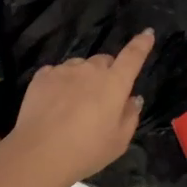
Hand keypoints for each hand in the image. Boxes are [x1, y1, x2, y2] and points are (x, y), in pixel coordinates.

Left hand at [3, 29, 151, 186]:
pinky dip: (60, 83)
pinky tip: (54, 103)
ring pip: (79, 66)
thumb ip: (130, 116)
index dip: (141, 44)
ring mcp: (64, 70)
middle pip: (103, 62)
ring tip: (74, 104)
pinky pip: (56, 72)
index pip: (132, 57)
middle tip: (101, 98)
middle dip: (106, 74)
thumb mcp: (118, 141)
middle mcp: (90, 70)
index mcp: (114, 83)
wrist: (40, 152)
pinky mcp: (42, 76)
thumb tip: (133, 98)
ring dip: (82, 78)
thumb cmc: (86, 151)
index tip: (147, 34)